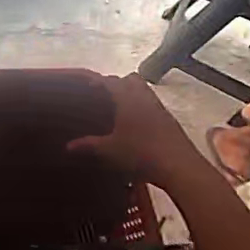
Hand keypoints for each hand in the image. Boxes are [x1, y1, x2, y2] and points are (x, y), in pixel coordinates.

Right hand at [67, 74, 211, 190]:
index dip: (98, 81)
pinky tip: (135, 123)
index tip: (87, 84)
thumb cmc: (141, 154)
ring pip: (145, 92)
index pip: (112, 82)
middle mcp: (146, 101)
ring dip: (132, 94)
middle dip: (118, 83)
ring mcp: (161, 111)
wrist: (181, 168)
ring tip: (118, 108)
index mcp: (129, 101)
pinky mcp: (171, 123)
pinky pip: (153, 105)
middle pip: (132, 80)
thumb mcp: (109, 150)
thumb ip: (88, 145)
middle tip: (103, 94)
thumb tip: (68, 146)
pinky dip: (142, 107)